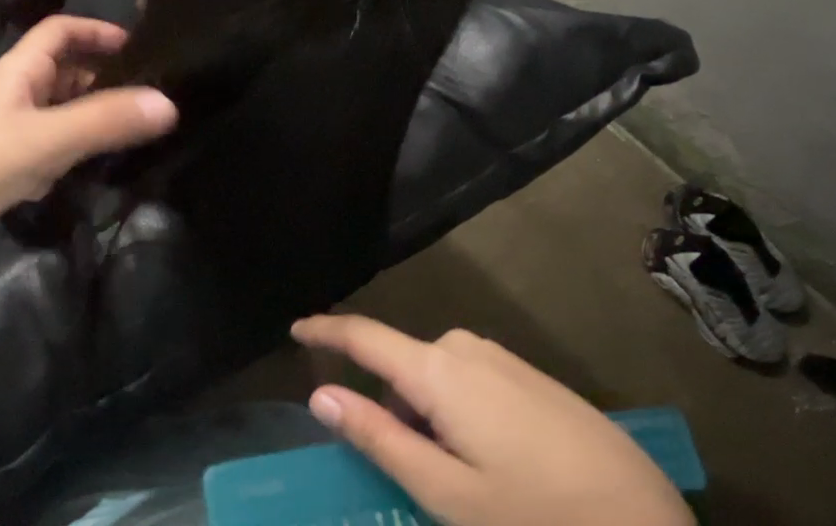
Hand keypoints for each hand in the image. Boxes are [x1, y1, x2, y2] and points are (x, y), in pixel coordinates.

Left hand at [0, 16, 176, 261]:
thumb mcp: (48, 140)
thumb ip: (106, 121)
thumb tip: (169, 103)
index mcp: (19, 70)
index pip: (60, 31)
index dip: (97, 31)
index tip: (138, 48)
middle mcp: (16, 91)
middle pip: (67, 71)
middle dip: (104, 80)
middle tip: (149, 98)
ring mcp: (11, 127)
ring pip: (62, 111)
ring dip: (91, 120)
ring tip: (131, 136)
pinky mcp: (8, 161)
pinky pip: (51, 144)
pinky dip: (70, 153)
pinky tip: (81, 174)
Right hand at [292, 315, 692, 525]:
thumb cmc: (537, 518)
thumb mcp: (446, 493)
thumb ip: (378, 438)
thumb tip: (321, 396)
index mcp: (440, 372)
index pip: (365, 337)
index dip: (325, 331)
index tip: (295, 329)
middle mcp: (470, 351)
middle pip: (405, 365)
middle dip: (393, 405)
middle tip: (412, 470)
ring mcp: (510, 363)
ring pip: (441, 376)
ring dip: (431, 414)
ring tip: (462, 478)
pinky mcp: (540, 382)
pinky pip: (477, 382)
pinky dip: (464, 413)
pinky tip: (500, 466)